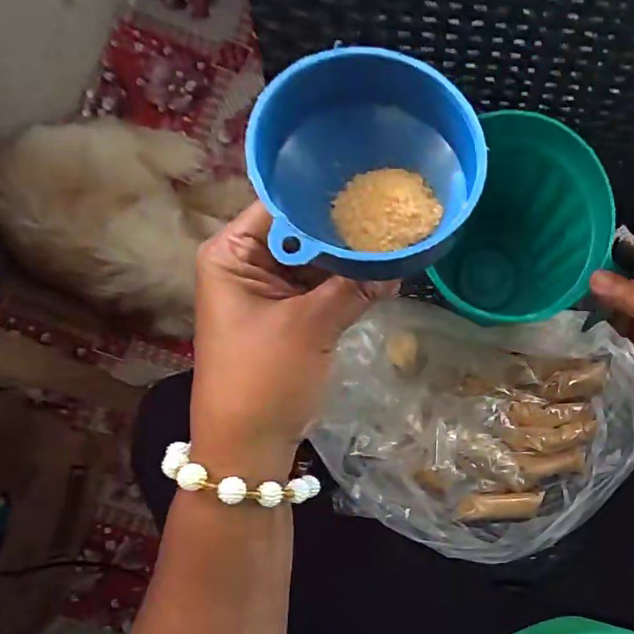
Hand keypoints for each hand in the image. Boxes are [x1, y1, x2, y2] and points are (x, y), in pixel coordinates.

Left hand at [189, 202, 394, 477]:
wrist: (248, 446)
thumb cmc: (264, 380)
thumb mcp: (310, 327)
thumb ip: (355, 287)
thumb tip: (401, 260)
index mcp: (231, 253)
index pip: (281, 205)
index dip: (324, 196)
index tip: (371, 187)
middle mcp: (246, 263)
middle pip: (301, 231)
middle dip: (344, 229)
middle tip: (394, 214)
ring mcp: (268, 291)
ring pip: (315, 261)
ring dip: (350, 258)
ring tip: (396, 239)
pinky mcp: (287, 316)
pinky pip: (320, 288)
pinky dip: (347, 284)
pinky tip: (384, 272)